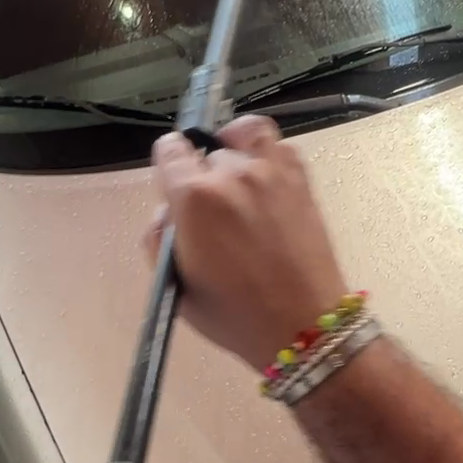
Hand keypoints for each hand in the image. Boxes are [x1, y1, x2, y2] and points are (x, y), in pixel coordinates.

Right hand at [148, 116, 350, 368]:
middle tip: (209, 215)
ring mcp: (271, 172)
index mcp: (195, 199)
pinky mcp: (301, 180)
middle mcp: (232, 173)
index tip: (172, 191)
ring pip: (242, 135)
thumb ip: (158, 241)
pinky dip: (263, 151)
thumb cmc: (235, 316)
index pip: (168, 151)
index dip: (166, 170)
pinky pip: (277, 144)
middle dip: (199, 176)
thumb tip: (167, 213)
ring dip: (232, 150)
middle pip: (204, 152)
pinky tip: (260, 176)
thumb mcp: (176, 288)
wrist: (303, 327)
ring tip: (233, 180)